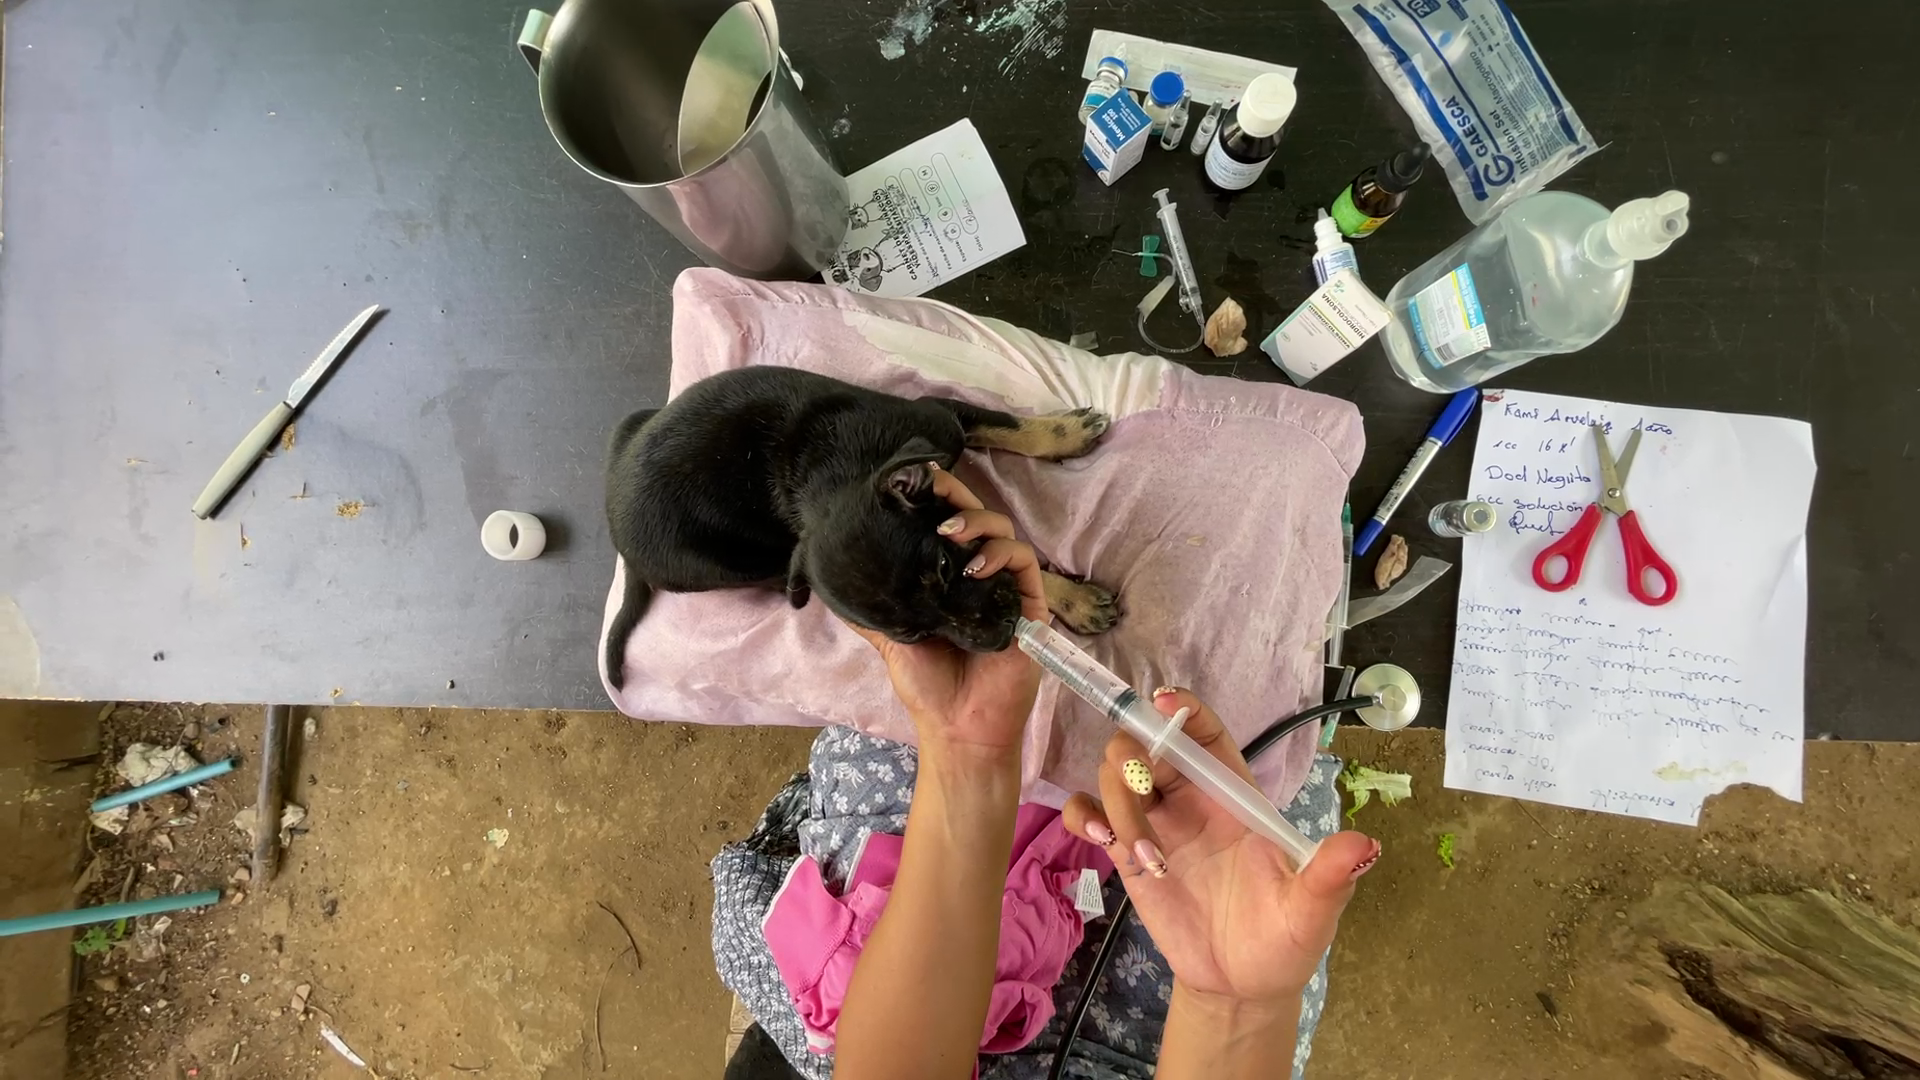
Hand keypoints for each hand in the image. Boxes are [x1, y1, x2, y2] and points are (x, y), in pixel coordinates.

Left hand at [842, 467, 1050, 762]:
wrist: (958, 727)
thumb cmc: (928, 685)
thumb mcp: (891, 638)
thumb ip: (869, 611)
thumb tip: (831, 586)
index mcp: (952, 580)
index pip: (950, 527)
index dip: (939, 500)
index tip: (917, 480)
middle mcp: (982, 578)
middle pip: (980, 520)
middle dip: (959, 498)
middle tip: (936, 492)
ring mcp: (1007, 590)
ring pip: (1005, 533)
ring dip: (979, 523)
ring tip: (950, 532)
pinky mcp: (1030, 607)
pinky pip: (1023, 564)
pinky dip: (1001, 554)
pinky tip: (975, 565)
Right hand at [1062, 689, 1379, 1004]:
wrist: (1239, 984)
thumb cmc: (1280, 939)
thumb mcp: (1308, 912)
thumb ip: (1327, 878)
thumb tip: (1364, 845)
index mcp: (1230, 793)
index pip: (1203, 732)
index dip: (1183, 708)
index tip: (1164, 703)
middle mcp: (1186, 796)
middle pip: (1144, 742)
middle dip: (1134, 754)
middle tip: (1142, 787)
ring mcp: (1151, 819)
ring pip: (1113, 773)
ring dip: (1119, 803)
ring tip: (1145, 858)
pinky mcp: (1122, 848)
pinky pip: (1087, 811)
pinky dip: (1084, 814)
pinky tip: (1101, 839)